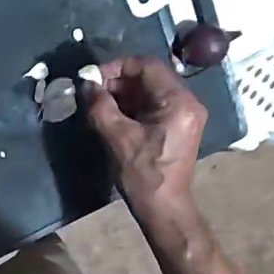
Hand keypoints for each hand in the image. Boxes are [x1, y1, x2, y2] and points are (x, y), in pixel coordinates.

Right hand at [84, 56, 206, 235]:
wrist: (163, 207)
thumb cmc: (142, 174)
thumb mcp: (117, 137)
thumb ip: (100, 106)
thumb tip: (87, 84)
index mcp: (178, 101)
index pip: (147, 66)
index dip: (117, 67)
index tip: (92, 78)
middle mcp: (187, 102)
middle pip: (149, 77)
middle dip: (117, 81)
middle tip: (91, 92)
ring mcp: (184, 115)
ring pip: (149, 91)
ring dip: (122, 94)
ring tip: (97, 103)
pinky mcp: (176, 126)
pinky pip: (151, 105)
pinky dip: (130, 106)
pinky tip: (111, 114)